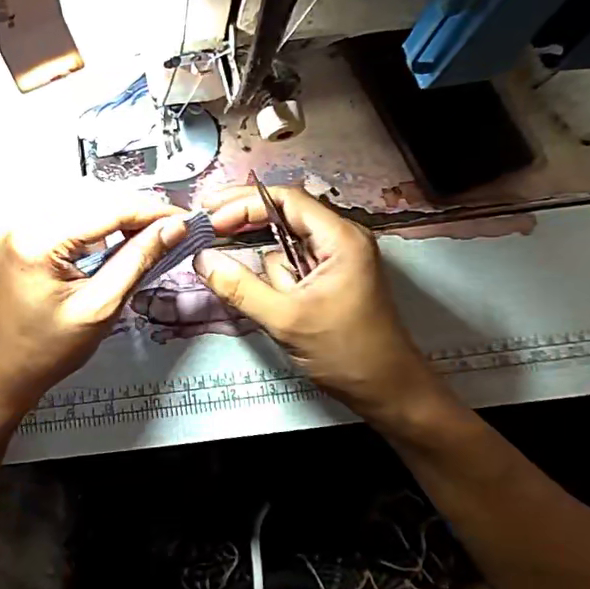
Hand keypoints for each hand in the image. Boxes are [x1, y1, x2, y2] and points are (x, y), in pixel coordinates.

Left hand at [0, 194, 189, 425]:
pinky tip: (116, 237)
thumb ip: (138, 261)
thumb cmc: (40, 352)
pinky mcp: (20, 230)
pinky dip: (97, 219)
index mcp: (35, 240)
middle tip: (171, 229)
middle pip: (96, 195)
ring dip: (119, 212)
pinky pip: (67, 209)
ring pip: (84, 197)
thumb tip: (170, 229)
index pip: (108, 207)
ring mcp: (16, 223)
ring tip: (148, 235)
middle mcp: (20, 221)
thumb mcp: (100, 308)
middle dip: (137, 209)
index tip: (183, 220)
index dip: (152, 211)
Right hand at [193, 185, 445, 421]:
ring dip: (271, 271)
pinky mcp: (332, 278)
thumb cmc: (346, 353)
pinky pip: (296, 266)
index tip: (211, 220)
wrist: (387, 388)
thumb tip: (202, 259)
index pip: (287, 200)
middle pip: (285, 214)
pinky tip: (282, 307)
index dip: (244, 205)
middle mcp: (342, 239)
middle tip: (207, 223)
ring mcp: (338, 258)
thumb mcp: (286, 320)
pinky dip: (279, 280)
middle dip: (247, 222)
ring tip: (282, 306)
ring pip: (287, 246)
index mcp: (341, 237)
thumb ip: (240, 287)